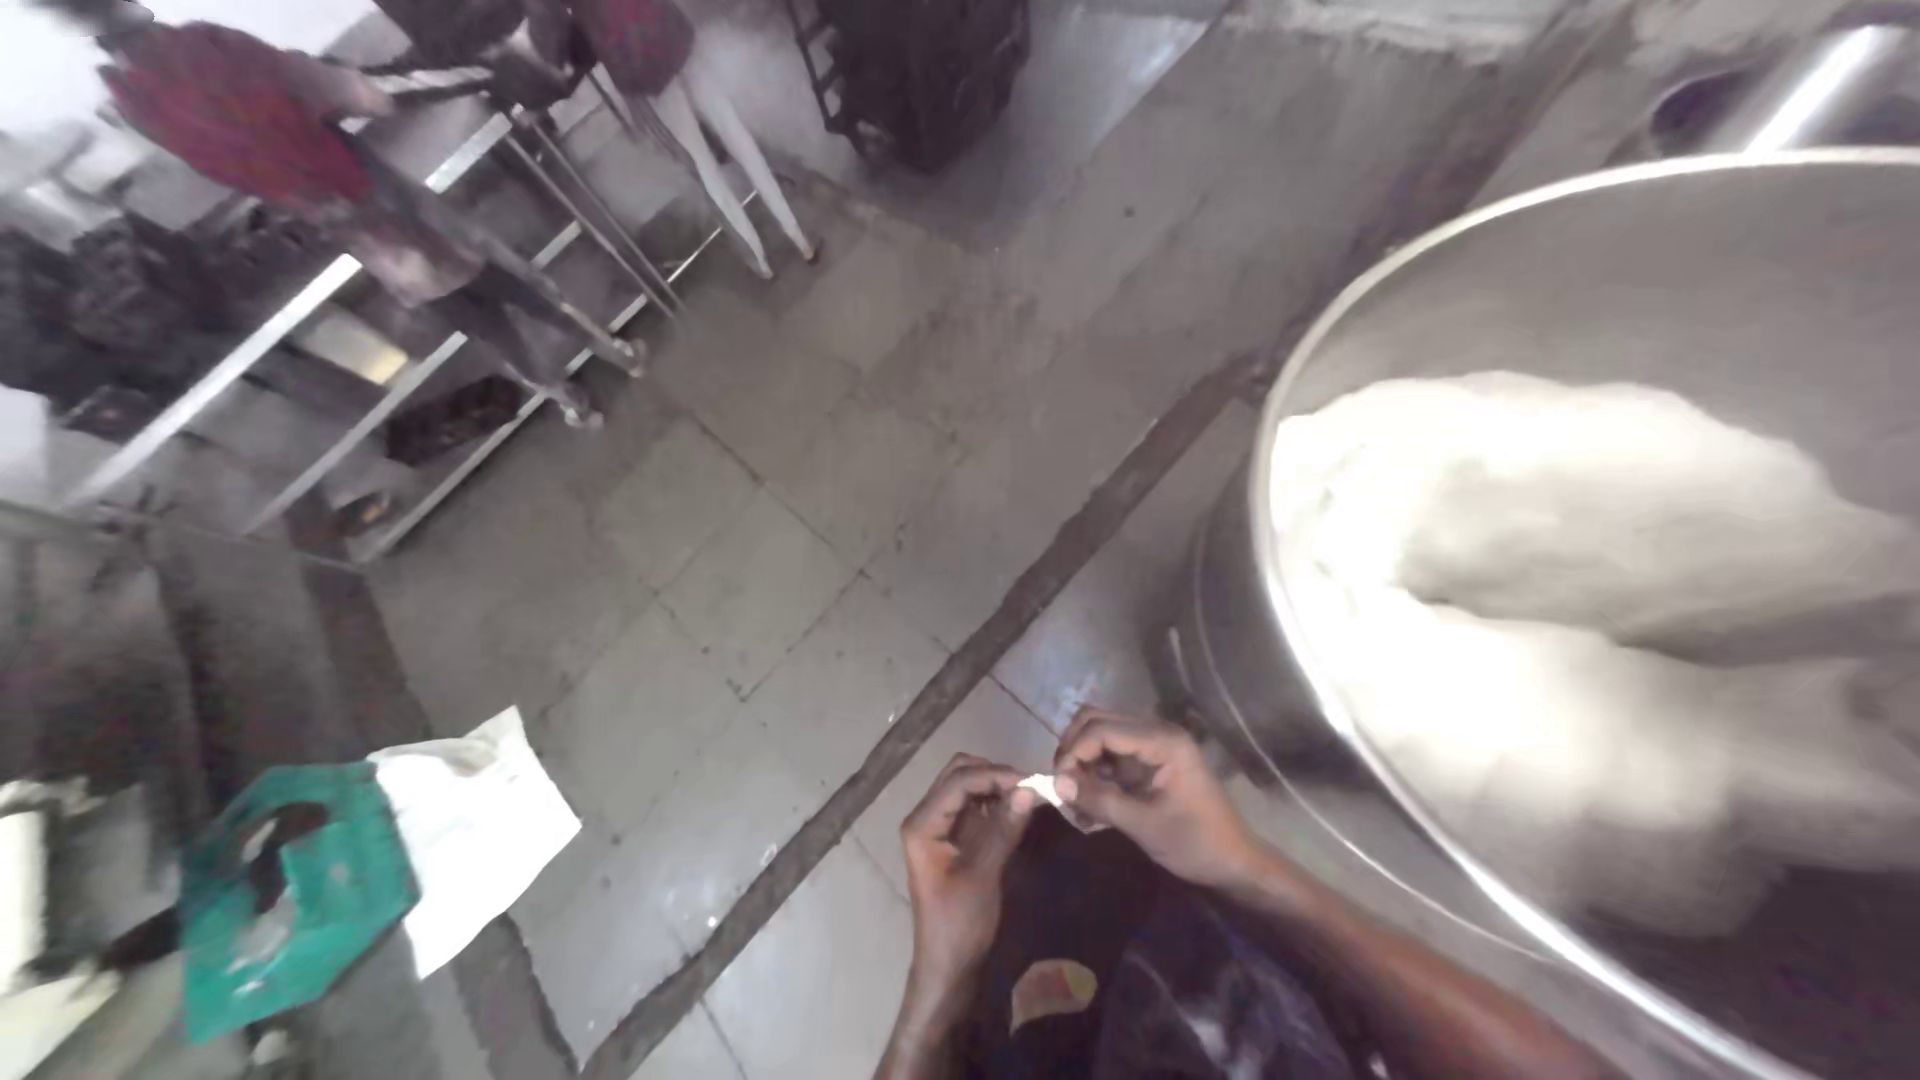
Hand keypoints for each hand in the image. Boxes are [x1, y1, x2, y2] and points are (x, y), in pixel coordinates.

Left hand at [899, 754, 1038, 996]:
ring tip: (1027, 795)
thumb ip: (1003, 830)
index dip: (994, 775)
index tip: (1030, 782)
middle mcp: (925, 816)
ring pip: (966, 785)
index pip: (958, 781)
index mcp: (921, 824)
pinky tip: (1015, 808)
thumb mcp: (982, 876)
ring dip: (995, 784)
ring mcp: (939, 825)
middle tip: (1028, 787)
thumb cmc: (958, 925)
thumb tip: (1029, 790)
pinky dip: (994, 800)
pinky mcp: (954, 836)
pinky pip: (974, 804)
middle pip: (958, 774)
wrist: (947, 967)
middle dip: (993, 774)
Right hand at [1054, 709, 1267, 890]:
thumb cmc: (1196, 843)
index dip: (1074, 752)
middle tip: (1063, 786)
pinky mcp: (1147, 761)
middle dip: (1074, 751)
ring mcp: (1152, 745)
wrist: (1235, 864)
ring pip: (1099, 738)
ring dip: (1082, 765)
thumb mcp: (1144, 825)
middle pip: (1097, 722)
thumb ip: (1099, 800)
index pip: (1101, 729)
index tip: (1059, 785)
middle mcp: (1156, 732)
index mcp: (1162, 740)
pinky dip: (1094, 777)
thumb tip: (1056, 783)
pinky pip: (1109, 757)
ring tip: (1075, 803)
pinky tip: (1090, 810)